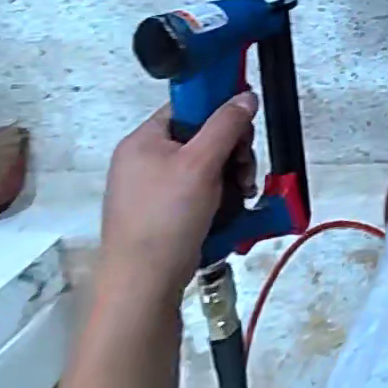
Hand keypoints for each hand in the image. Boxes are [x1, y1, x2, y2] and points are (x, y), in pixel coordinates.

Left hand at [98, 93, 258, 298]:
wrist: (141, 292)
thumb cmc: (167, 218)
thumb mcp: (201, 164)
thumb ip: (226, 124)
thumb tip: (247, 95)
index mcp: (143, 139)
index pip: (188, 107)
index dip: (218, 113)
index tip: (243, 129)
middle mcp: (143, 161)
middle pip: (200, 139)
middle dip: (230, 153)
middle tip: (245, 170)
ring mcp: (150, 192)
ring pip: (202, 169)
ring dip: (229, 178)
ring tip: (242, 196)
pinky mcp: (159, 219)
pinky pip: (195, 196)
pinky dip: (216, 200)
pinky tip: (229, 214)